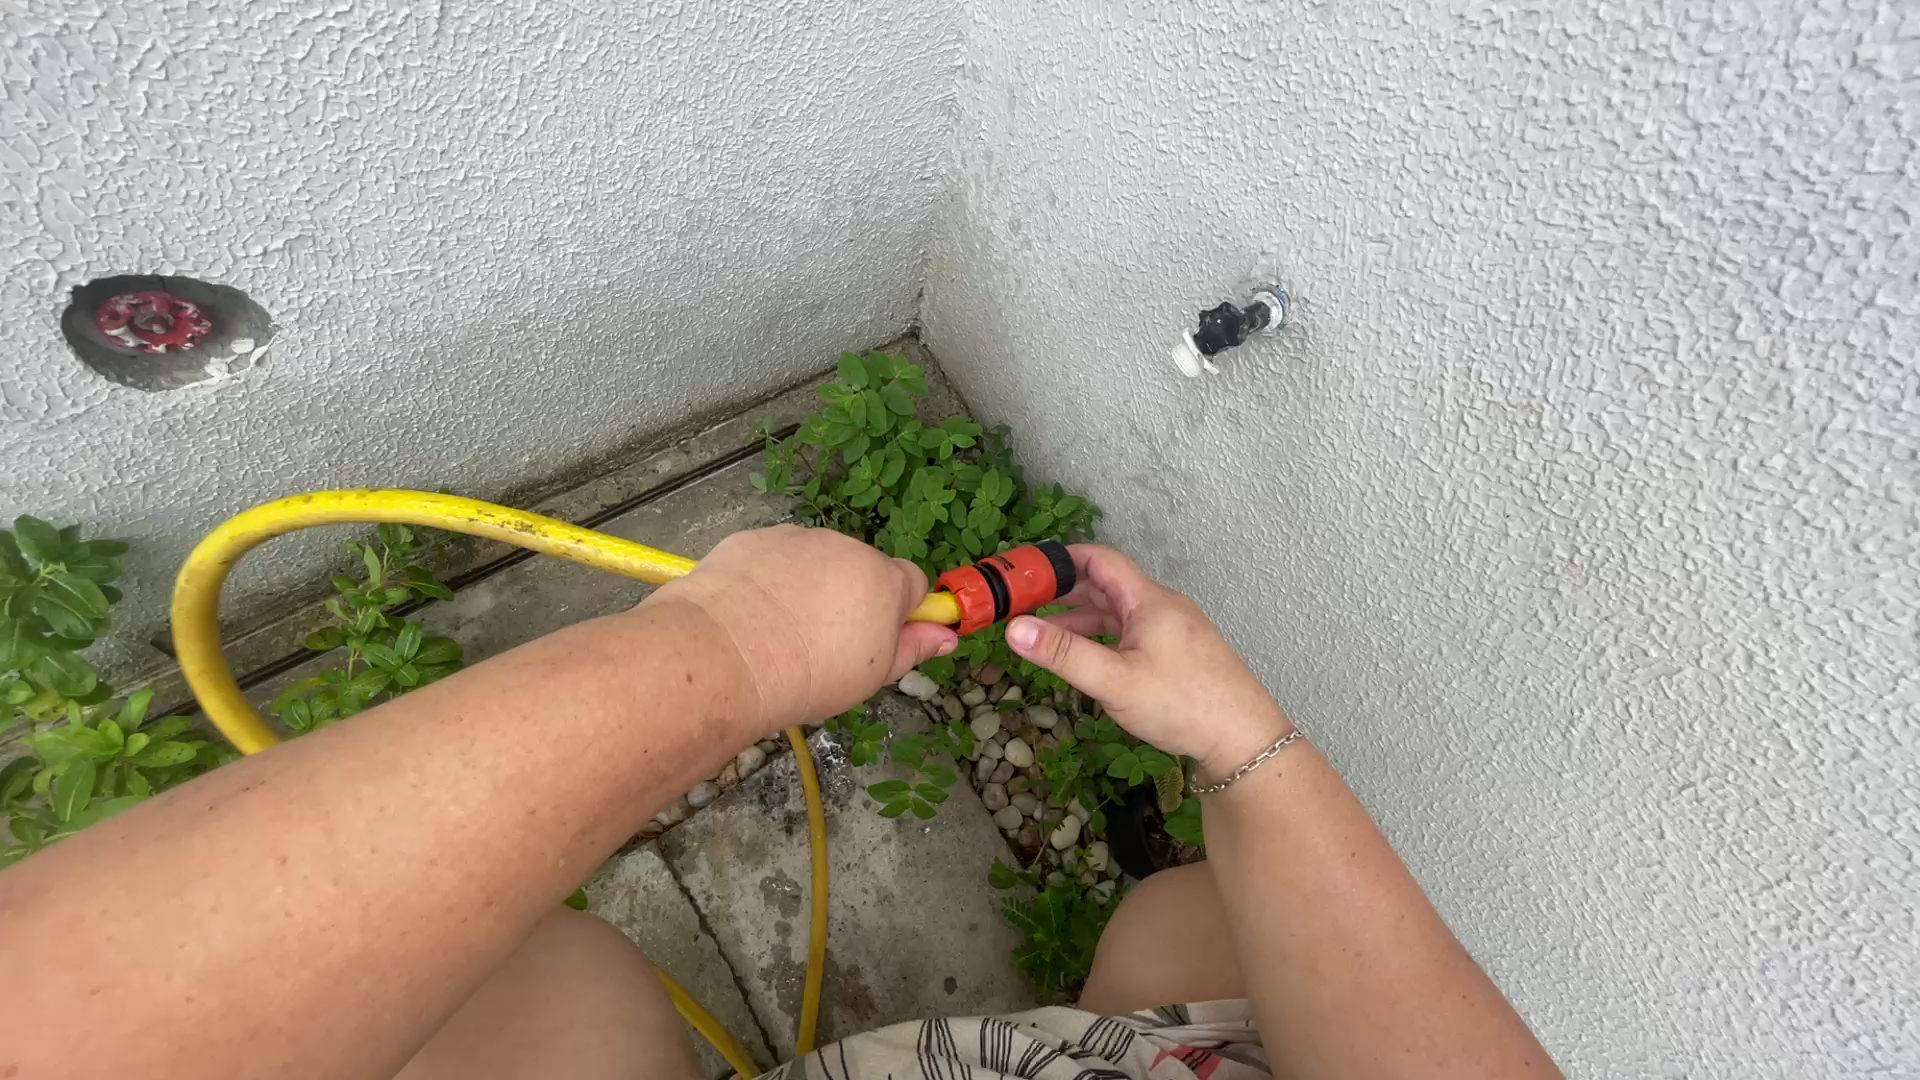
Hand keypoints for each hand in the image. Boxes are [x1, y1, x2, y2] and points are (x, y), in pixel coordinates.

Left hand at [652, 525, 957, 731]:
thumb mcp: (873, 674)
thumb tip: (948, 635)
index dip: (900, 611)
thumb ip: (915, 648)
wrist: (727, 655)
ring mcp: (798, 538)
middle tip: (825, 642)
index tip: (878, 637)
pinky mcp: (756, 538)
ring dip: (811, 585)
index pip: (914, 581)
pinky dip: (771, 578)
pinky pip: (775, 556)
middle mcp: (847, 547)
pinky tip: (753, 612)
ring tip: (782, 628)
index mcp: (885, 579)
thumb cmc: (811, 674)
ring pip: (818, 560)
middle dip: (853, 597)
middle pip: (864, 568)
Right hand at [1003, 545, 1291, 780]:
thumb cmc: (1181, 704)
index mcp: (1148, 600)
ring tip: (1045, 634)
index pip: (1100, 559)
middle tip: (1026, 604)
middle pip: (1107, 584)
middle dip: (1065, 591)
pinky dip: (1103, 636)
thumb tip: (1014, 628)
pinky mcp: (1178, 652)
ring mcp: (1172, 629)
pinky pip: (1132, 632)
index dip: (1062, 559)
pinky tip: (1088, 656)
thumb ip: (1063, 653)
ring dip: (1082, 617)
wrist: (1245, 741)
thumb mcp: (1114, 680)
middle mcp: (1162, 606)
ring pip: (1119, 612)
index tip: (1028, 570)